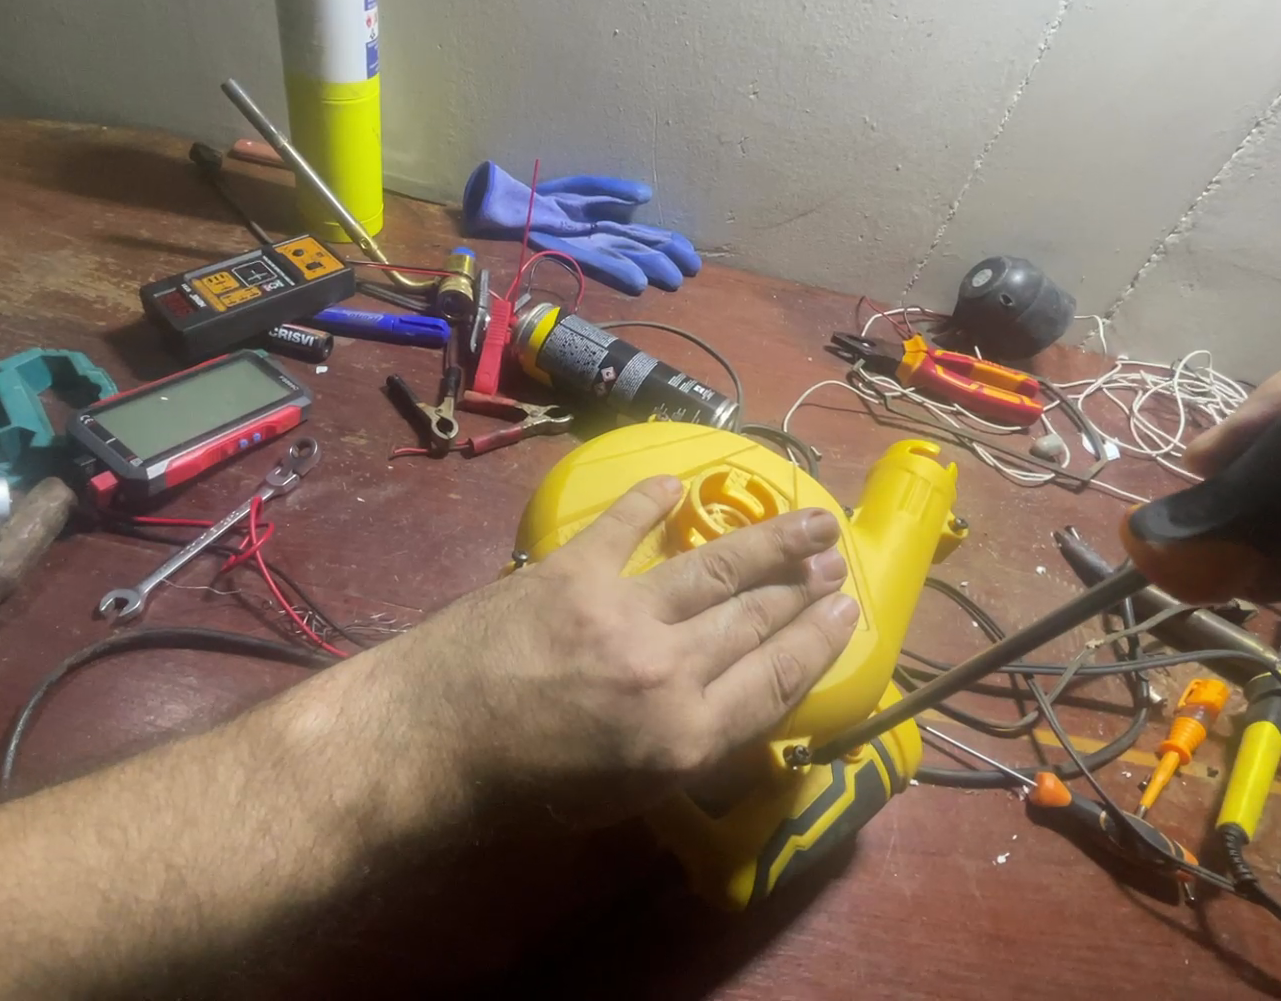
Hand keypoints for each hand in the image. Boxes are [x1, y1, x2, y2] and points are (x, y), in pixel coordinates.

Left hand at [379, 476, 856, 823]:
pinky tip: (678, 487)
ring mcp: (621, 612)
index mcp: (686, 737)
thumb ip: (688, 743)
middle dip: (802, 588)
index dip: (819, 643)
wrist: (432, 741)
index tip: (848, 612)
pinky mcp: (573, 571)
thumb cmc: (526, 786)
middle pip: (755, 618)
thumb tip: (730, 698)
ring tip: (809, 522)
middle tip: (832, 561)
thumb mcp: (626, 794)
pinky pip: (625, 525)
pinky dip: (651, 502)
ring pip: (716, 568)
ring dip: (769, 543)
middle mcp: (668, 670)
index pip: (777, 679)